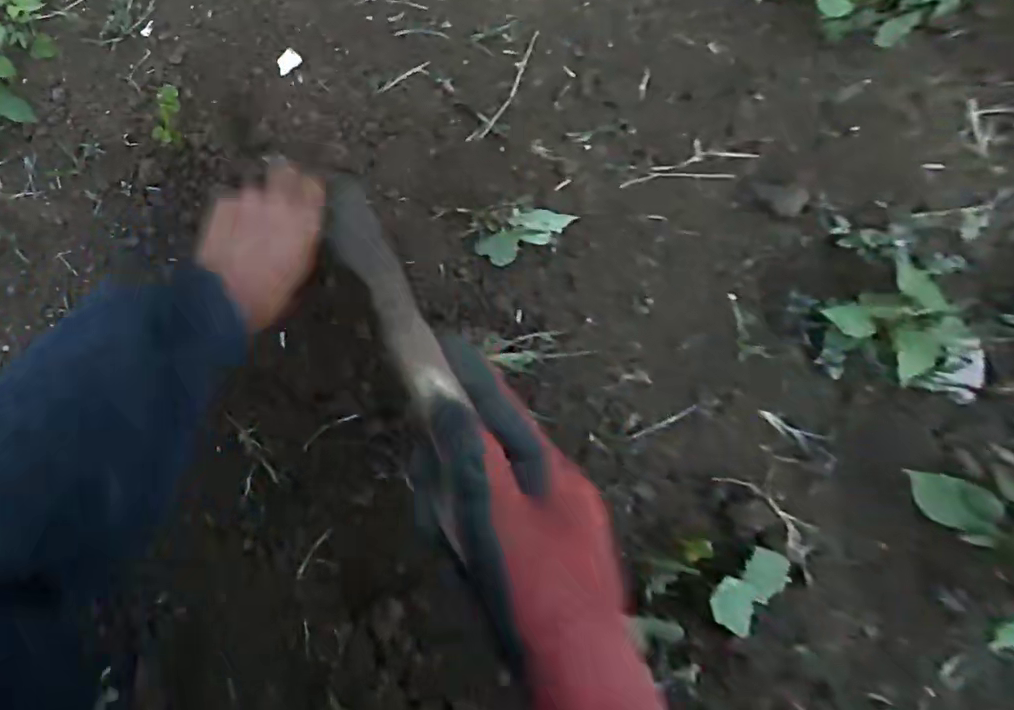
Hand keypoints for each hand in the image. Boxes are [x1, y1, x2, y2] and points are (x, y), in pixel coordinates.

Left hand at [196, 162, 324, 332]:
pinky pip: (231, 200)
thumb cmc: (267, 296)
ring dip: (253, 200)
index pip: (314, 184)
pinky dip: (231, 210)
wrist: (222, 299)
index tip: (303, 192)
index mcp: (305, 221)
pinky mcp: (223, 202)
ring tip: (246, 223)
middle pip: (285, 171)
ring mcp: (250, 198)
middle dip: (282, 177)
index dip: (308, 187)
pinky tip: (227, 230)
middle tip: (276, 193)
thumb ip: (303, 243)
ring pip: (255, 187)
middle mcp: (280, 202)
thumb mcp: (298, 273)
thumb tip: (300, 233)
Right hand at [420, 336, 663, 709]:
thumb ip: (468, 451)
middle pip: (488, 447)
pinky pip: (491, 522)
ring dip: (458, 506)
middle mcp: (555, 487)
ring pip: (485, 487)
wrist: (579, 684)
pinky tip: (465, 561)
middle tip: (433, 487)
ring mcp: (550, 523)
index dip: (468, 371)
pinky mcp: (538, 554)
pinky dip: (470, 533)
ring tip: (453, 544)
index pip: (501, 403)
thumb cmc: (539, 592)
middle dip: (453, 460)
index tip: (439, 338)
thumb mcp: (496, 516)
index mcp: (552, 469)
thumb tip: (442, 391)